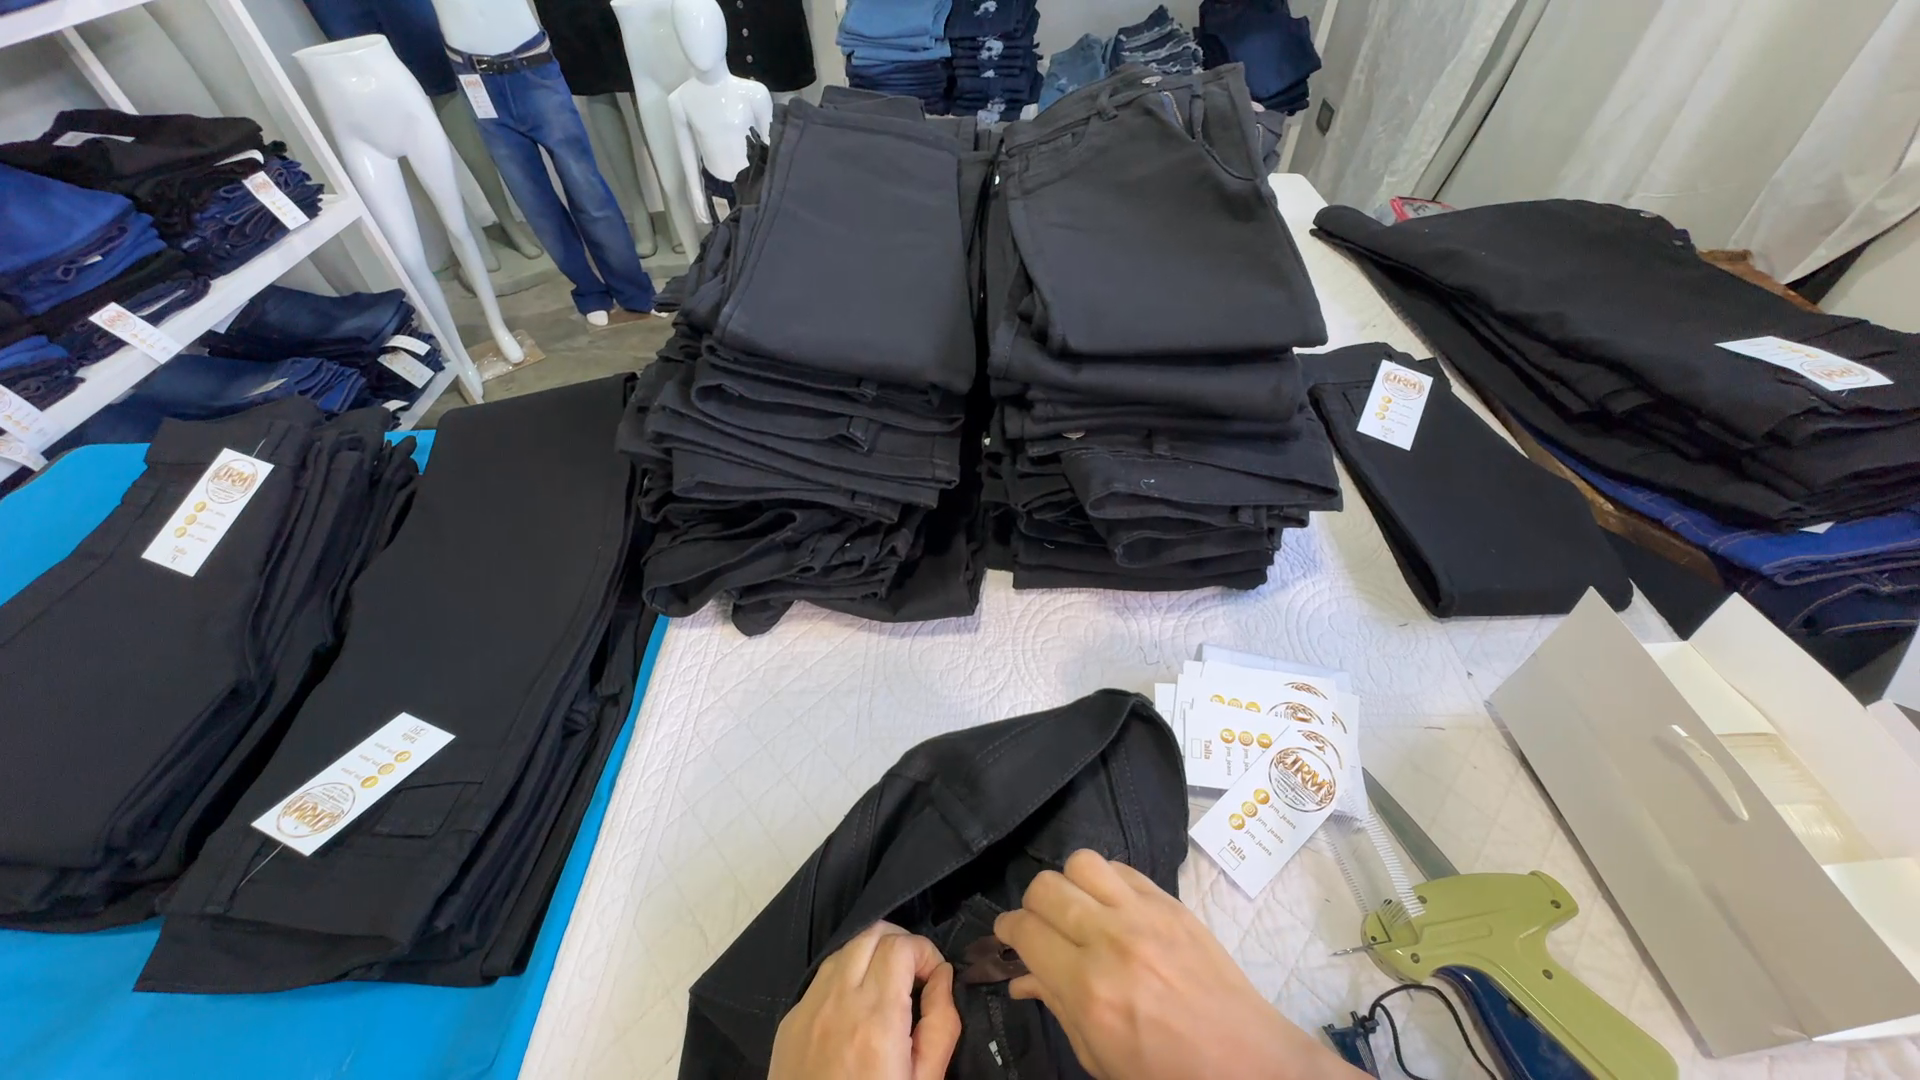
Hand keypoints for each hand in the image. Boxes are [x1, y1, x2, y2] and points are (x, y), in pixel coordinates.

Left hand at [768, 921, 961, 1079]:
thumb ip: (941, 1024)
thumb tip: (942, 978)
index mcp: (877, 1018)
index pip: (901, 946)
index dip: (925, 952)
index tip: (934, 979)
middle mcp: (839, 1002)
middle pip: (871, 934)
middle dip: (899, 944)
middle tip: (913, 974)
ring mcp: (808, 1009)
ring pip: (844, 949)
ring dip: (870, 955)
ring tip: (886, 986)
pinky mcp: (789, 1022)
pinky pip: (820, 977)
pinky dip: (843, 976)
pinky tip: (855, 1006)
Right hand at [994, 850, 1365, 1079]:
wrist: (1249, 1064)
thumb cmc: (1168, 1076)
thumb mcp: (1101, 1058)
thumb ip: (1058, 1008)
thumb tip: (1022, 978)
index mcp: (1090, 990)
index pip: (1026, 931)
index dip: (1007, 931)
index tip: (1008, 938)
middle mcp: (1111, 940)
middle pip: (1046, 888)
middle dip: (1032, 906)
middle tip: (1040, 928)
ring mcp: (1144, 915)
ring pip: (1082, 863)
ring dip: (1069, 884)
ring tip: (1077, 911)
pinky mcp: (1171, 903)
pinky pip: (1122, 868)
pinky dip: (1105, 881)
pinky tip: (1110, 906)